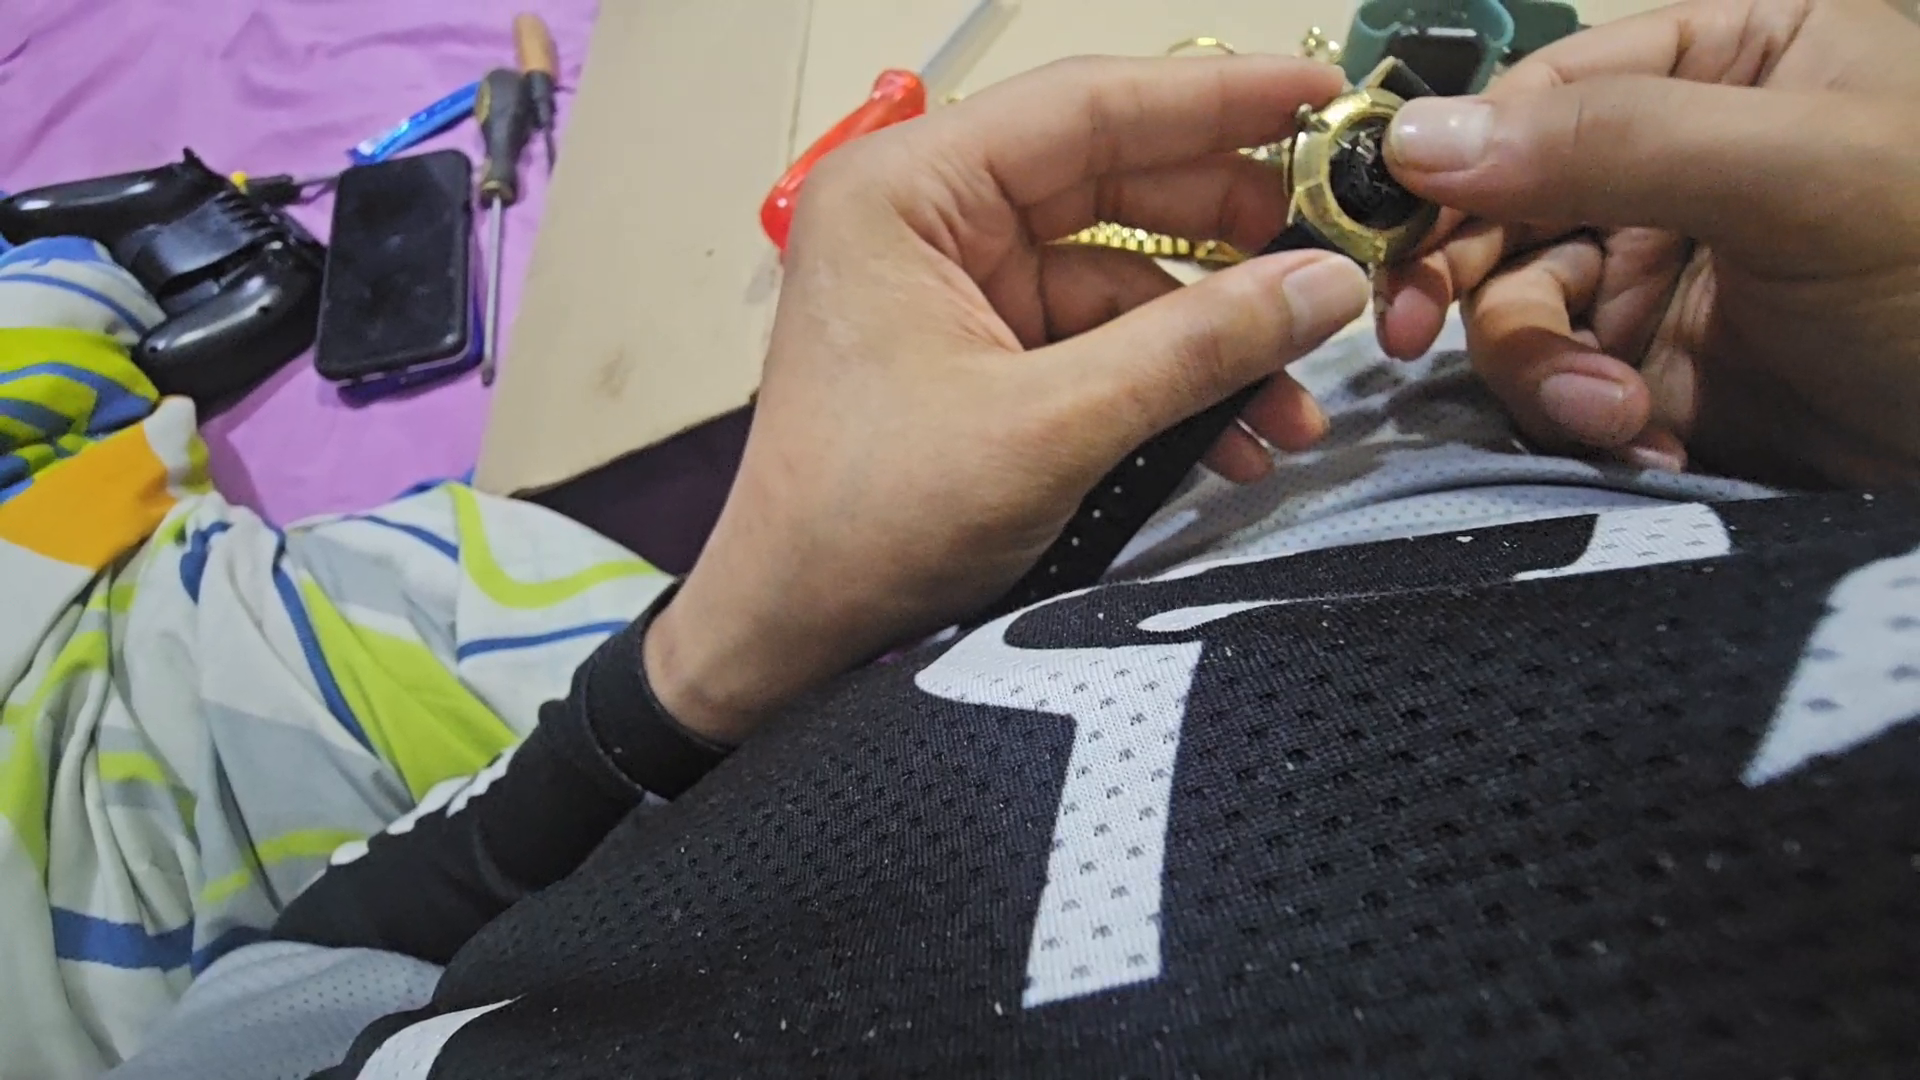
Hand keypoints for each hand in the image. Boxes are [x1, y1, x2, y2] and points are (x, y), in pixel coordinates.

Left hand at [643, 55, 1371, 741]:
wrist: (798, 625)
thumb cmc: (882, 518)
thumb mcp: (1051, 426)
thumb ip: (1194, 348)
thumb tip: (1328, 286)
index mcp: (910, 196)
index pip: (1086, 110)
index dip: (1218, 100)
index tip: (1325, 102)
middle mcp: (928, 228)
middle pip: (1110, 194)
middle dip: (1226, 242)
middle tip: (1328, 266)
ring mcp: (955, 299)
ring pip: (1113, 288)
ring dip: (1205, 348)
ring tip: (1290, 405)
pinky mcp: (977, 365)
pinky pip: (1090, 352)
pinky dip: (1159, 392)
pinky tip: (1228, 441)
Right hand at [1376, 0, 1919, 485]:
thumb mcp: (1801, 177)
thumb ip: (1611, 142)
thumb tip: (1411, 138)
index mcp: (1717, 68)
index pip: (1533, 99)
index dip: (1450, 166)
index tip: (1391, 238)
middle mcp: (1654, 167)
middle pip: (1490, 215)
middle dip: (1458, 285)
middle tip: (1407, 337)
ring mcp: (1629, 272)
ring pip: (1504, 312)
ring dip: (1537, 371)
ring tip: (1609, 414)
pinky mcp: (1615, 361)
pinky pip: (1535, 380)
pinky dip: (1566, 415)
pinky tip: (1636, 437)